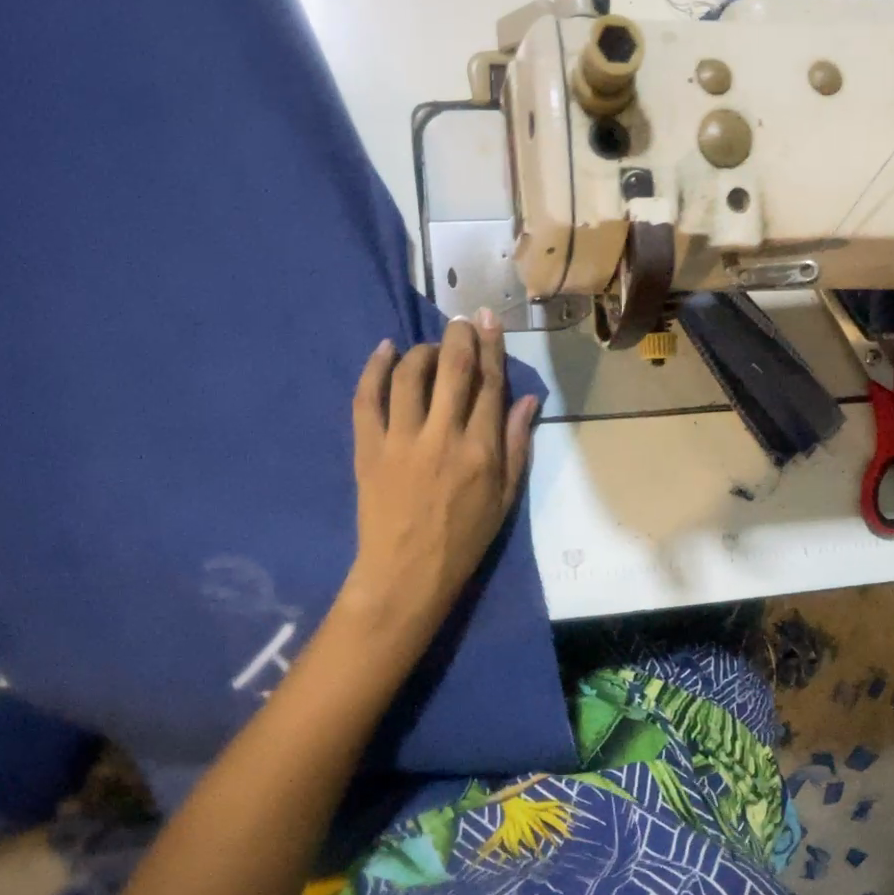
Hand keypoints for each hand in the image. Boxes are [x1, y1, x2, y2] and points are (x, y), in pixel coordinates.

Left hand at [341, 309, 539, 641]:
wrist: (407, 574)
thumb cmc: (464, 541)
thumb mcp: (504, 499)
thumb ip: (516, 446)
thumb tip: (527, 399)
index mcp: (482, 451)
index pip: (490, 384)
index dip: (492, 347)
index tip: (489, 320)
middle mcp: (443, 437)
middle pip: (453, 369)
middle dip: (459, 336)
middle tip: (461, 322)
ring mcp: (401, 440)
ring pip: (411, 375)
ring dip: (422, 351)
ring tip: (428, 350)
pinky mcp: (368, 448)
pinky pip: (367, 398)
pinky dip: (374, 369)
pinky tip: (384, 350)